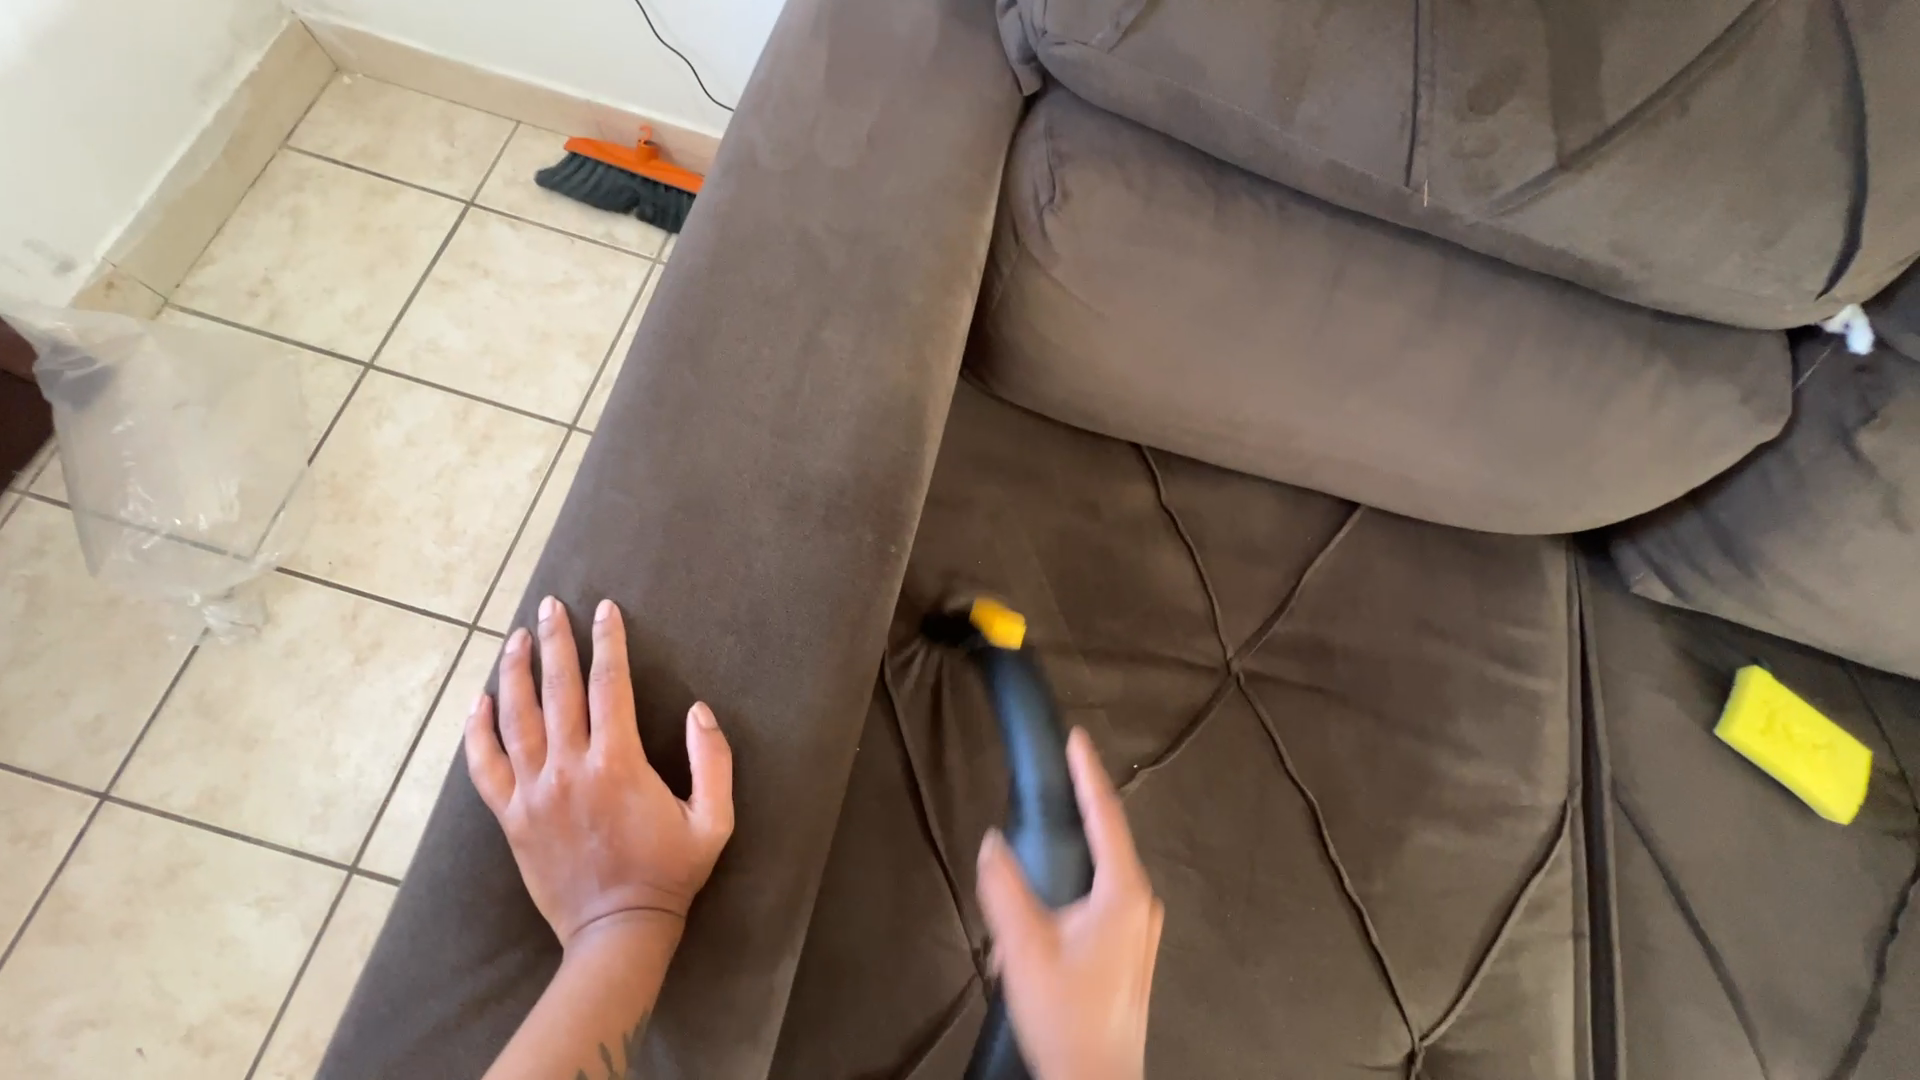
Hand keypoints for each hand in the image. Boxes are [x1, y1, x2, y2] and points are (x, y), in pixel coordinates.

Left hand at [465, 596, 734, 948]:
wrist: (618, 932)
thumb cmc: (671, 871)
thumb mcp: (714, 819)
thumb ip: (712, 760)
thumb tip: (698, 710)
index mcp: (618, 764)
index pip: (610, 686)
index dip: (608, 643)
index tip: (604, 609)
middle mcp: (569, 769)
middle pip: (557, 691)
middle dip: (555, 642)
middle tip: (550, 606)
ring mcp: (533, 794)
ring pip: (515, 720)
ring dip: (514, 674)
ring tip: (515, 638)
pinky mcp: (511, 819)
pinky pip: (485, 767)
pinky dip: (477, 732)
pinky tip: (477, 702)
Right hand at [976, 728, 1163, 1079]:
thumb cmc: (1066, 1016)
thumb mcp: (1024, 946)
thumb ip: (1005, 886)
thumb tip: (993, 842)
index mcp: (1123, 893)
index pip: (1105, 815)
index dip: (1088, 773)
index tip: (1077, 738)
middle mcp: (1141, 903)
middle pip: (1109, 837)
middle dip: (1082, 805)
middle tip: (1062, 771)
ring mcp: (1140, 927)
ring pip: (1104, 868)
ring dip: (1077, 847)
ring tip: (1051, 826)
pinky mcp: (1130, 946)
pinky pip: (1104, 892)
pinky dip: (1079, 877)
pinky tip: (1052, 893)